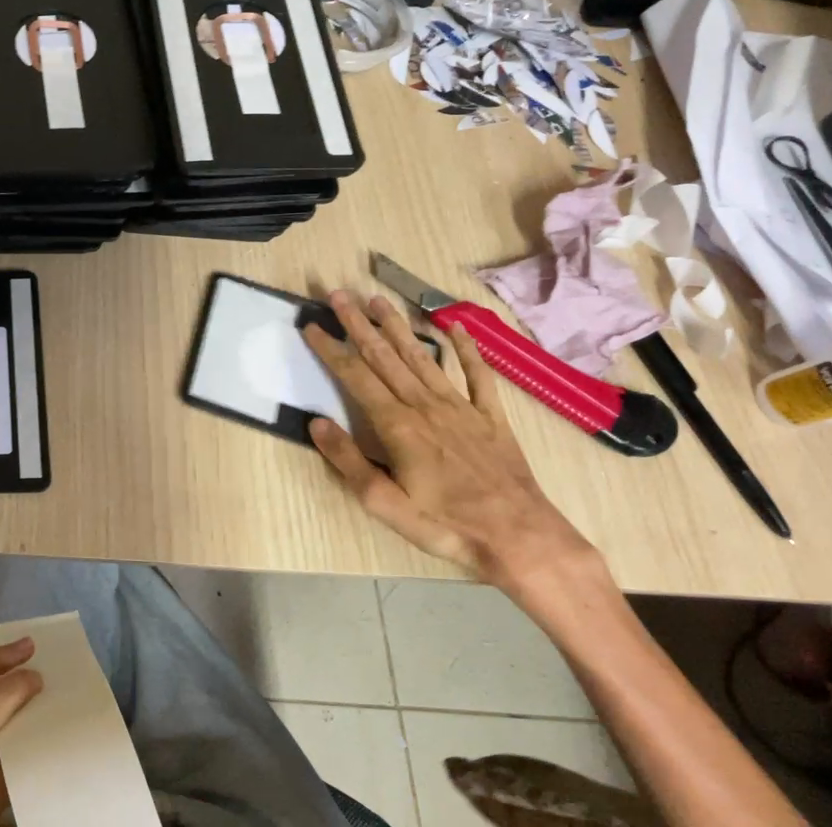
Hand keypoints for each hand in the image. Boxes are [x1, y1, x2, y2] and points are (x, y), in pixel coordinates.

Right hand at [300, 291, 602, 589]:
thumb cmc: (444, 525)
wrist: (520, 537)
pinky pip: (477, 375)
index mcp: (397, 426)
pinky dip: (467, 349)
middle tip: (339, 294)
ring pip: (423, 358)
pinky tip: (456, 327)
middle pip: (385, 357)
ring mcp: (461, 408)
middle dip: (359, 324)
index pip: (355, 377)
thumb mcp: (383, 503)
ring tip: (379, 300)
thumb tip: (317, 423)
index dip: (330, 349)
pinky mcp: (491, 417)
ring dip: (398, 327)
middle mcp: (426, 406)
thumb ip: (347, 460)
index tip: (310, 325)